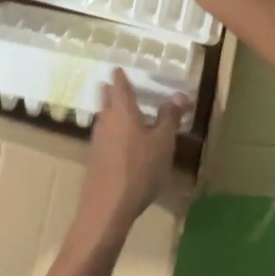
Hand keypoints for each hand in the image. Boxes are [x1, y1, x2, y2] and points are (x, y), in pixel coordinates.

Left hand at [79, 69, 185, 228]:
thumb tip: (179, 94)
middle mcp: (106, 120)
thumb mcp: (162, 143)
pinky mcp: (94, 159)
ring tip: (122, 111)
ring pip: (103, 117)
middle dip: (112, 90)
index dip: (120, 75)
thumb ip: (169, 117)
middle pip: (106, 98)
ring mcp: (97, 140)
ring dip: (110, 111)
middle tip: (119, 85)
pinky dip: (111, 131)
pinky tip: (120, 142)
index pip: (119, 84)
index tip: (120, 67)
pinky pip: (103, 135)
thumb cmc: (139, 169)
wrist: (107, 208)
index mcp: (122, 110)